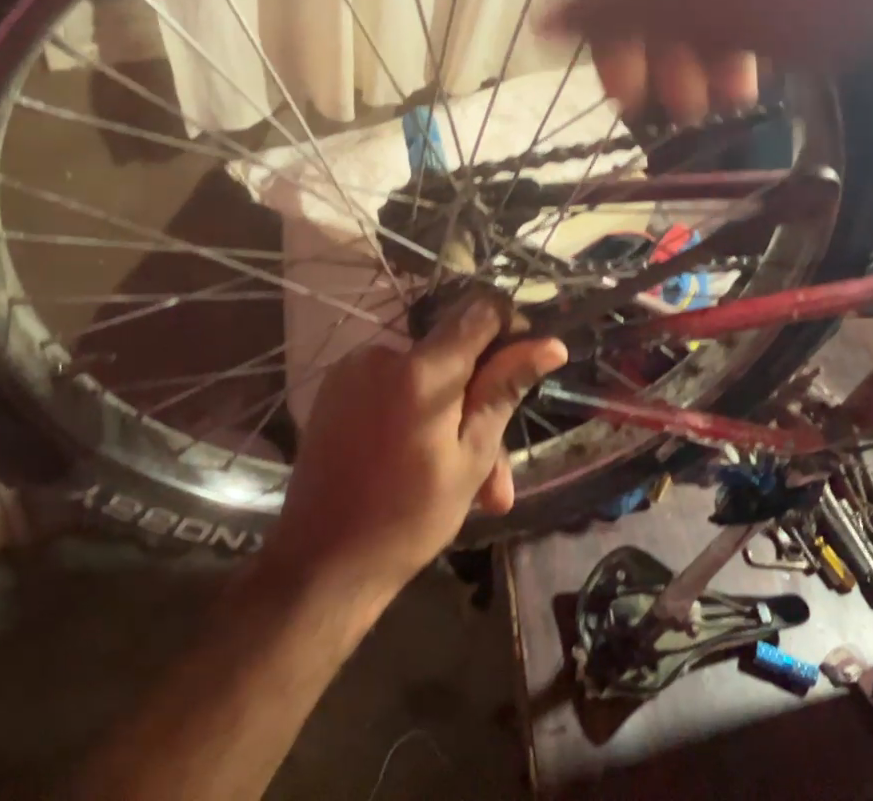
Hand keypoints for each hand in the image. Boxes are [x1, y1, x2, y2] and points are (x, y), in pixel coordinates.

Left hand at [265, 296, 567, 594]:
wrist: (321, 564)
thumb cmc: (409, 520)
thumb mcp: (472, 457)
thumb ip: (505, 390)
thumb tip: (551, 344)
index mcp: (421, 370)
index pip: (480, 309)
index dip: (510, 329)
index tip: (524, 369)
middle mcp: (381, 354)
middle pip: (453, 353)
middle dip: (482, 402)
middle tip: (497, 475)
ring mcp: (351, 371)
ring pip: (426, 378)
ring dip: (451, 420)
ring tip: (469, 488)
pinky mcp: (334, 390)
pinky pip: (394, 388)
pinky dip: (417, 418)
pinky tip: (425, 465)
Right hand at [556, 0, 872, 119]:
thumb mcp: (703, 1)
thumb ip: (617, 8)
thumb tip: (541, 18)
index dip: (610, 40)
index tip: (622, 98)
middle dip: (665, 53)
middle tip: (677, 113)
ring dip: (706, 49)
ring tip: (727, 101)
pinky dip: (746, 24)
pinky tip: (760, 65)